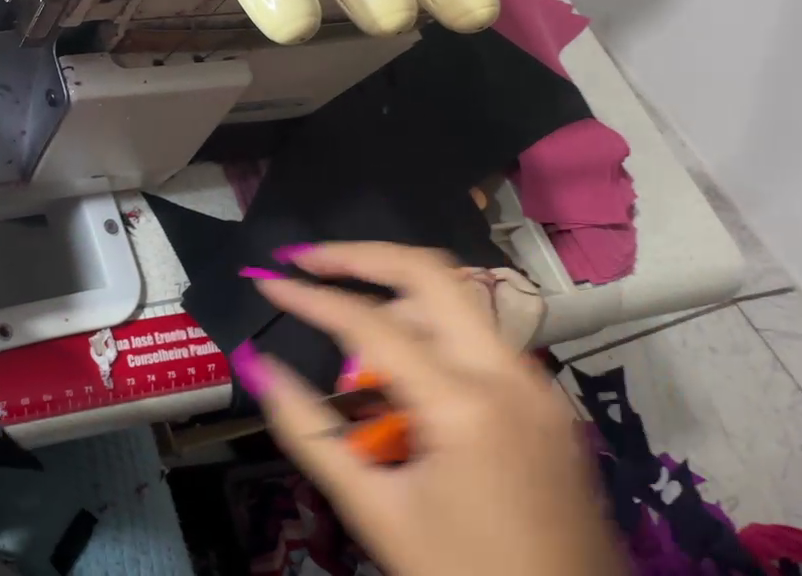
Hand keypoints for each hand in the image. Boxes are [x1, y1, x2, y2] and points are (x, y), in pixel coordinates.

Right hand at [237, 242, 625, 575]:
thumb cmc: (464, 575)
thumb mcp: (373, 509)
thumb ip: (308, 429)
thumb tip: (256, 363)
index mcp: (465, 404)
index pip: (369, 323)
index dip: (308, 296)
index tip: (265, 281)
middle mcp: (510, 376)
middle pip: (430, 274)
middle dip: (360, 257)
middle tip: (306, 260)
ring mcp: (537, 389)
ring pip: (457, 303)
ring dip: (395, 297)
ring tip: (346, 333)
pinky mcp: (546, 407)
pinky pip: (477, 340)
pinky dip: (428, 332)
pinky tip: (396, 372)